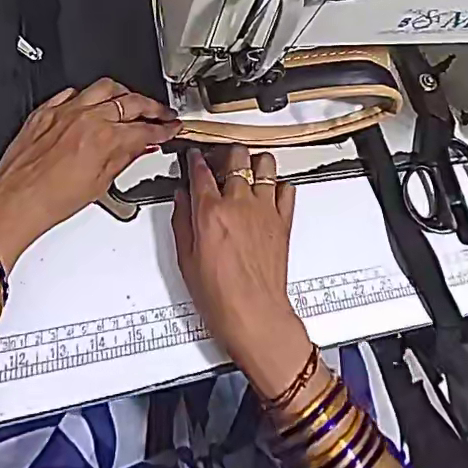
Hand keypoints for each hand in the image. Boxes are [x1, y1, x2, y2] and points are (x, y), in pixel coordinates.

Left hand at [0, 79, 178, 269]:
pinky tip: (91, 103)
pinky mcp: (45, 112)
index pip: (145, 128)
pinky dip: (87, 95)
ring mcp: (64, 111)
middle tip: (161, 114)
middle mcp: (86, 118)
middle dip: (153, 108)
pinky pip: (72, 92)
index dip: (164, 128)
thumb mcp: (100, 185)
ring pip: (105, 87)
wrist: (13, 204)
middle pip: (132, 101)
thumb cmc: (49, 201)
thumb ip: (125, 158)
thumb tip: (141, 146)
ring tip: (132, 101)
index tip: (171, 127)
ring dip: (124, 93)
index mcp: (104, 138)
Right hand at [171, 146, 313, 398]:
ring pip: (265, 163)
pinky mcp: (283, 219)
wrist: (253, 314)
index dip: (195, 159)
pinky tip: (268, 192)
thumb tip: (181, 198)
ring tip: (246, 170)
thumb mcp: (186, 259)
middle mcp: (239, 204)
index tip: (194, 157)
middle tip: (220, 160)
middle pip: (235, 157)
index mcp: (211, 212)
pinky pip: (286, 188)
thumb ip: (182, 221)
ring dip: (254, 162)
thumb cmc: (220, 295)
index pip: (201, 170)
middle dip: (225, 153)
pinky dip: (277, 185)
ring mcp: (264, 209)